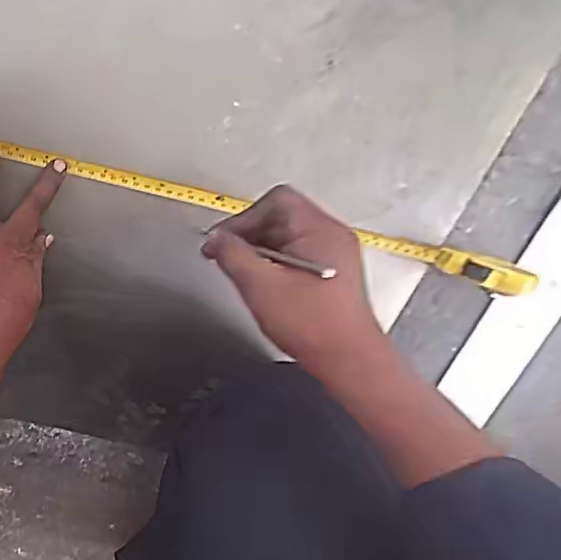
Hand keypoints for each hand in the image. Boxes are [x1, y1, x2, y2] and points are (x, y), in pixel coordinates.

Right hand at [202, 184, 384, 366]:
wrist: (344, 358)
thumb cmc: (313, 326)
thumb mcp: (258, 285)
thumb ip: (231, 255)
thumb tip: (216, 239)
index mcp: (320, 231)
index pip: (275, 201)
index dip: (243, 219)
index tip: (224, 242)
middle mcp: (331, 236)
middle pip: (279, 215)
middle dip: (247, 235)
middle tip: (227, 257)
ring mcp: (333, 253)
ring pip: (284, 235)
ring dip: (258, 250)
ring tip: (245, 274)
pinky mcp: (328, 270)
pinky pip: (292, 252)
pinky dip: (271, 262)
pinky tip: (263, 285)